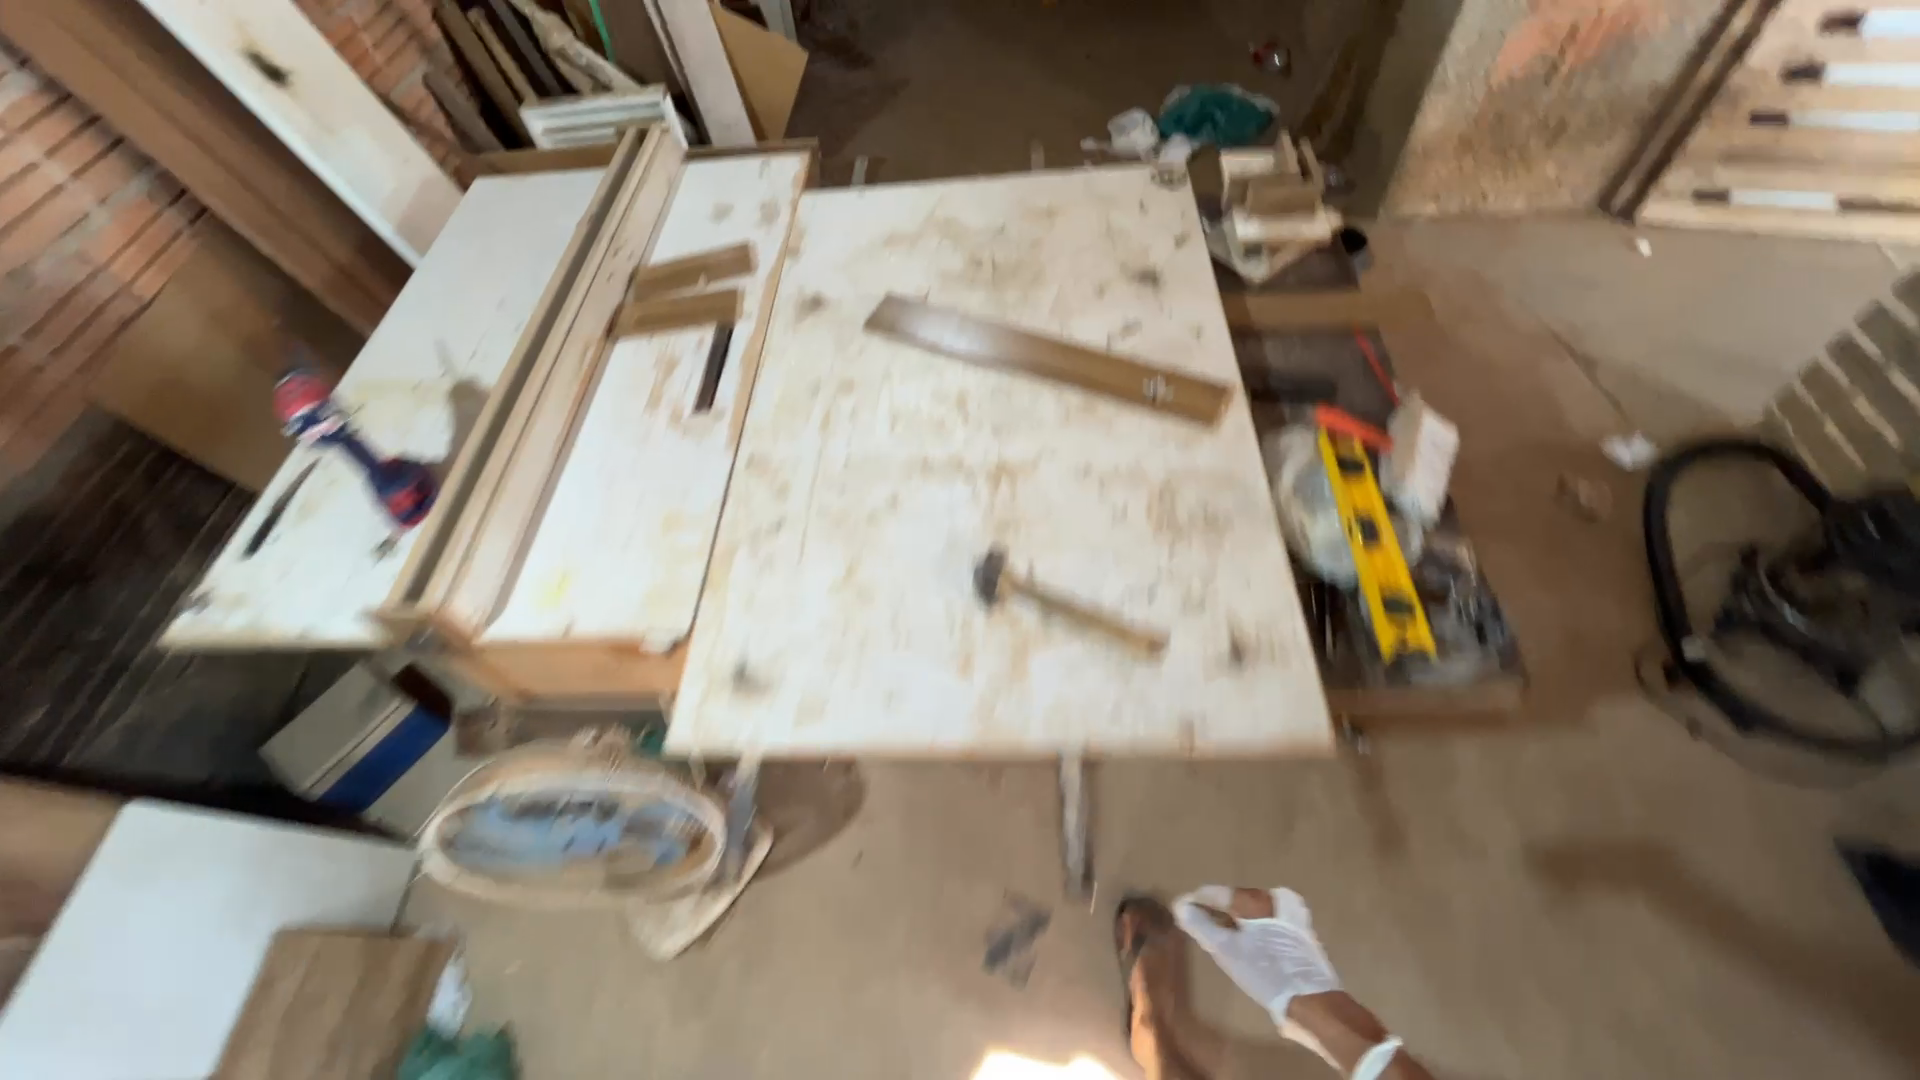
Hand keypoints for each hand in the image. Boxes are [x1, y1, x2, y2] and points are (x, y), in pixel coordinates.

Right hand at [1173, 886, 1341, 1027]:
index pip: (1216, 893)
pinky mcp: (1299, 935)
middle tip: (1197, 924)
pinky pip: (1265, 924)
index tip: (1180, 910)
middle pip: (1235, 901)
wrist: (1313, 1003)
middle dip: (1215, 911)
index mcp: (1258, 898)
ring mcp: (1292, 916)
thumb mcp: (1226, 950)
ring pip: (1251, 913)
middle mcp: (1277, 899)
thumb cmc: (1266, 972)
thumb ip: (1200, 925)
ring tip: (1217, 936)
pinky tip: (1243, 946)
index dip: (1195, 902)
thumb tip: (1180, 906)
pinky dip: (1250, 930)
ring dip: (1233, 922)